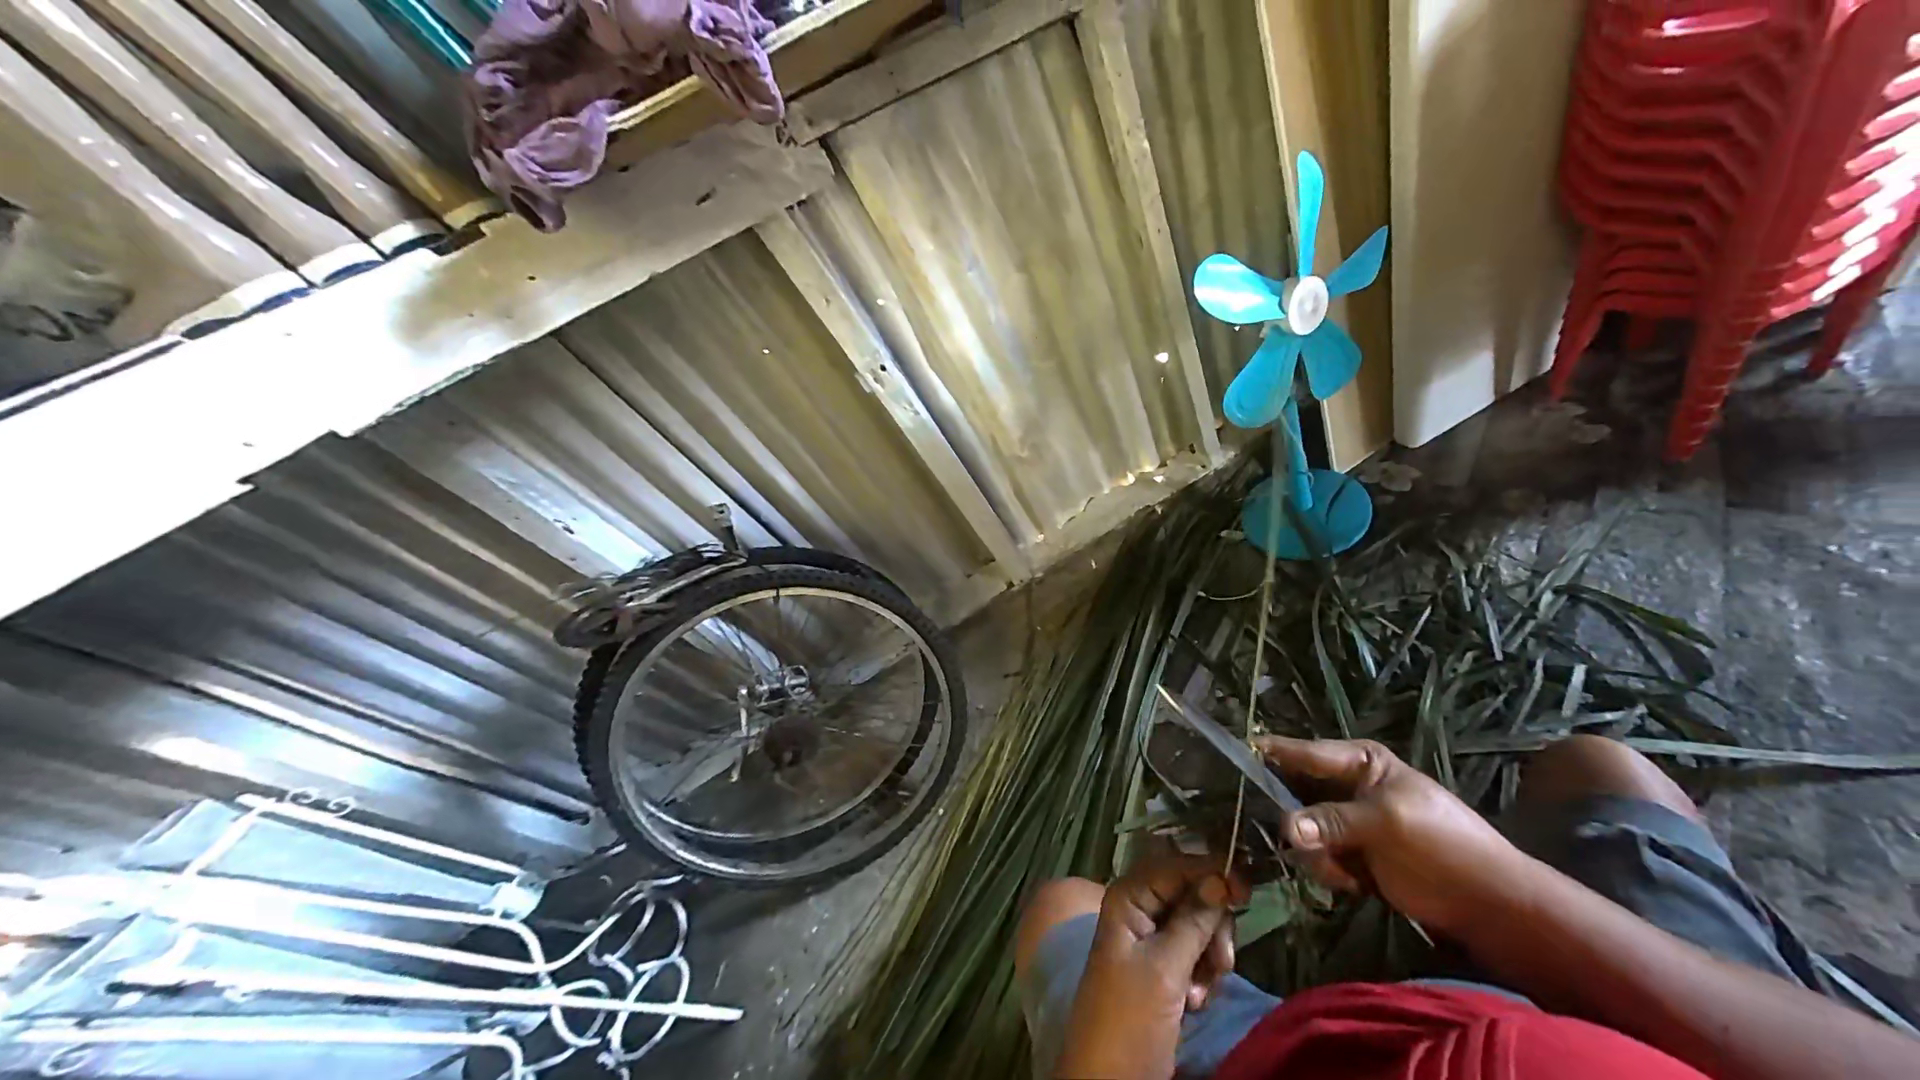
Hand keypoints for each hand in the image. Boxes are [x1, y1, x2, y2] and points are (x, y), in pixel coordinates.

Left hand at [1053, 854, 1246, 1079]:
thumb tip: (1221, 876)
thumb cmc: (1129, 1018)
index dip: (1211, 871)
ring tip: (1197, 993)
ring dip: (1209, 958)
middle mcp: (1139, 908)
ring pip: (1201, 926)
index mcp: (1128, 895)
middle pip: (1193, 894)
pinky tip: (1194, 1002)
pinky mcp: (1164, 967)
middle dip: (1212, 928)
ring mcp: (1151, 938)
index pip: (1176, 865)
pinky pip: (1197, 954)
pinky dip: (1203, 976)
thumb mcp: (1165, 968)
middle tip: (1218, 962)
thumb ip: (1194, 920)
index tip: (1245, 889)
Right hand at [1255, 736, 1528, 938]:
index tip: (1226, 758)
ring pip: (1297, 828)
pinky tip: (1352, 883)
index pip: (1301, 752)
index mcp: (1357, 761)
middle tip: (1285, 837)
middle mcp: (1344, 785)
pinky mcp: (1347, 854)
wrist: (1490, 904)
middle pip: (1291, 790)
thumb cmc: (1443, 844)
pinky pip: (1313, 855)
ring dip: (1313, 853)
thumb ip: (1331, 820)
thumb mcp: (1387, 823)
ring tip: (1342, 872)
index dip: (1265, 754)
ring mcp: (1344, 821)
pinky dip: (1326, 871)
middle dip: (1286, 816)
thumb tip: (1283, 827)